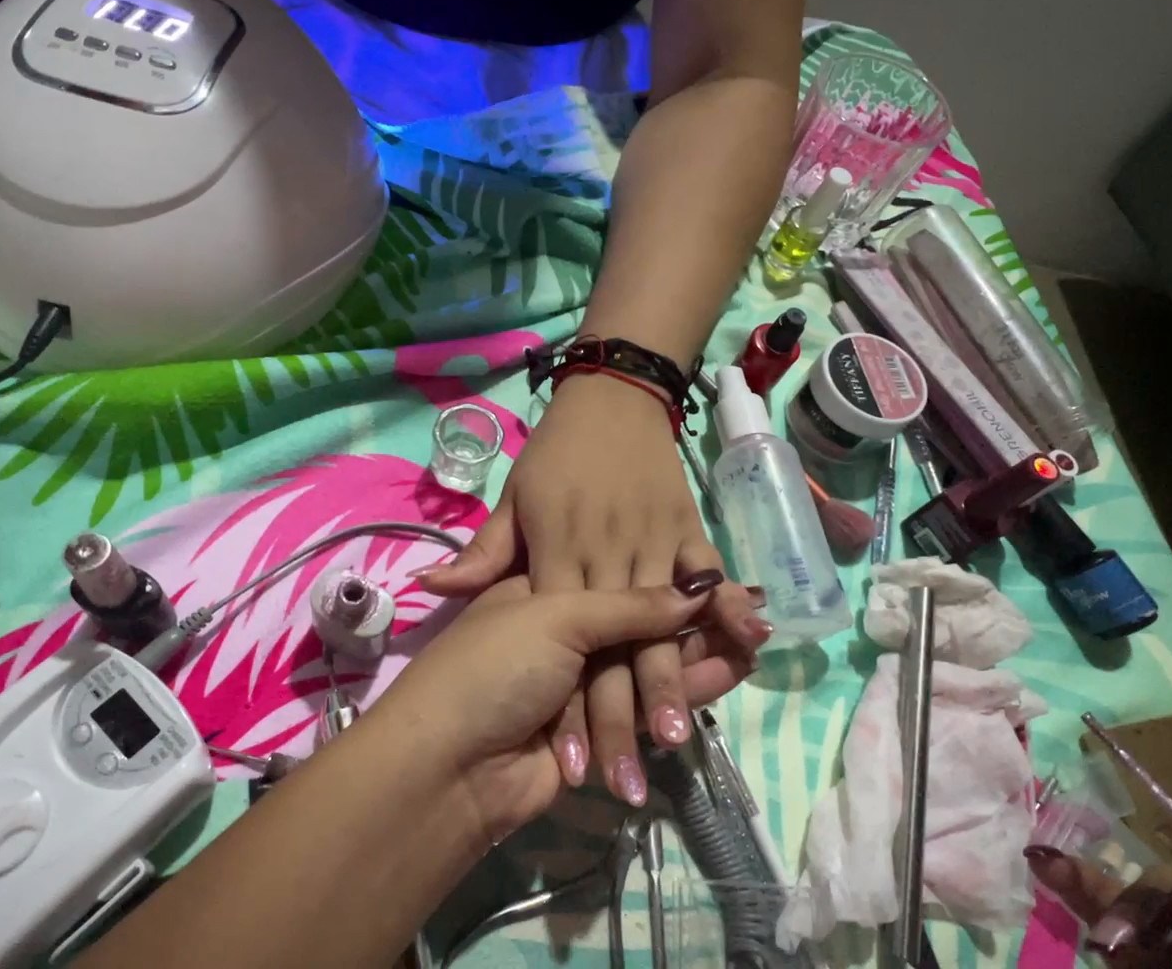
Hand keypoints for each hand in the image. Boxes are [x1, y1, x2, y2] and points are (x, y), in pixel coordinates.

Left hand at [366, 573, 765, 842]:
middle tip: (754, 613)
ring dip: (702, 654)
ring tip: (757, 643)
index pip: (618, 570)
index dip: (668, 573)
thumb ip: (628, 606)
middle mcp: (568, 628)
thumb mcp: (555, 616)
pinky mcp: (600, 726)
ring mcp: (584, 678)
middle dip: (695, 616)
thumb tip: (694, 589)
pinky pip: (650, 700)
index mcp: (546, 585)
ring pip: (653, 659)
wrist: (452, 763)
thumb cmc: (493, 666)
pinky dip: (691, 688)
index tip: (719, 571)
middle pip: (642, 618)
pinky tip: (733, 671)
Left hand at [416, 374, 769, 809]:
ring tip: (680, 735)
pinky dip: (725, 609)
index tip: (567, 757)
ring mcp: (650, 542)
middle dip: (622, 710)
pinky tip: (742, 646)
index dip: (564, 697)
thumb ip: (484, 556)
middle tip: (632, 773)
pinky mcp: (688, 529)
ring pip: (660, 626)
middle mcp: (605, 555)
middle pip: (611, 644)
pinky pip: (707, 576)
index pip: (560, 640)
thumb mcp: (511, 502)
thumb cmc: (552, 455)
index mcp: (556, 552)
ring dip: (673, 682)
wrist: (611, 397)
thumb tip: (429, 588)